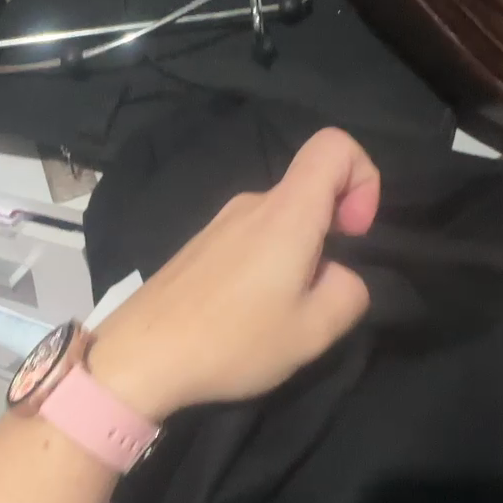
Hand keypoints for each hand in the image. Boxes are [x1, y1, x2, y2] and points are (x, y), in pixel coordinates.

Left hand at [87, 128, 380, 419]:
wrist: (139, 358)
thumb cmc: (231, 341)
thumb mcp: (313, 331)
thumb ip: (348, 292)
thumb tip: (336, 275)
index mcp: (285, 212)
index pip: (333, 145)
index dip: (363, 177)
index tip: (355, 234)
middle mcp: (248, 206)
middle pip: (306, 194)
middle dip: (328, 240)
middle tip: (310, 300)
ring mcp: (215, 226)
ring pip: (277, 225)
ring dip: (292, 263)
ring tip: (272, 318)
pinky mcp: (194, 250)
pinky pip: (246, 244)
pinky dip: (261, 271)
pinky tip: (240, 319)